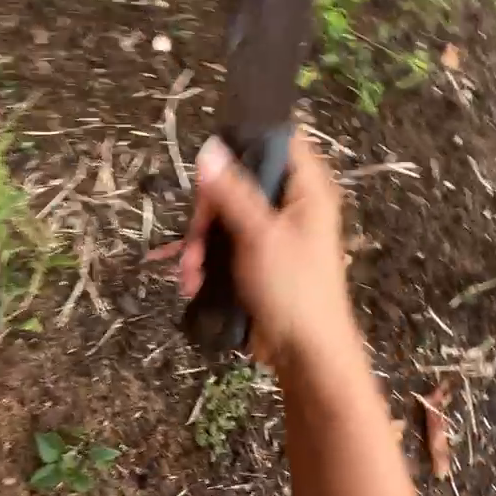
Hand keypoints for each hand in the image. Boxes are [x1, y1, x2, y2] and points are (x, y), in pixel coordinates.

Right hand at [178, 133, 357, 367]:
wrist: (304, 352)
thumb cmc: (293, 288)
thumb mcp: (260, 235)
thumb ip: (232, 192)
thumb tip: (210, 149)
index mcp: (305, 190)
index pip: (278, 143)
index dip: (244, 145)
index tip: (211, 165)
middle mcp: (288, 207)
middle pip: (236, 186)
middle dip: (207, 215)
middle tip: (196, 239)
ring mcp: (269, 236)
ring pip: (223, 221)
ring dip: (200, 247)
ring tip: (190, 274)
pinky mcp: (254, 263)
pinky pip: (222, 250)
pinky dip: (205, 265)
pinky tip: (193, 284)